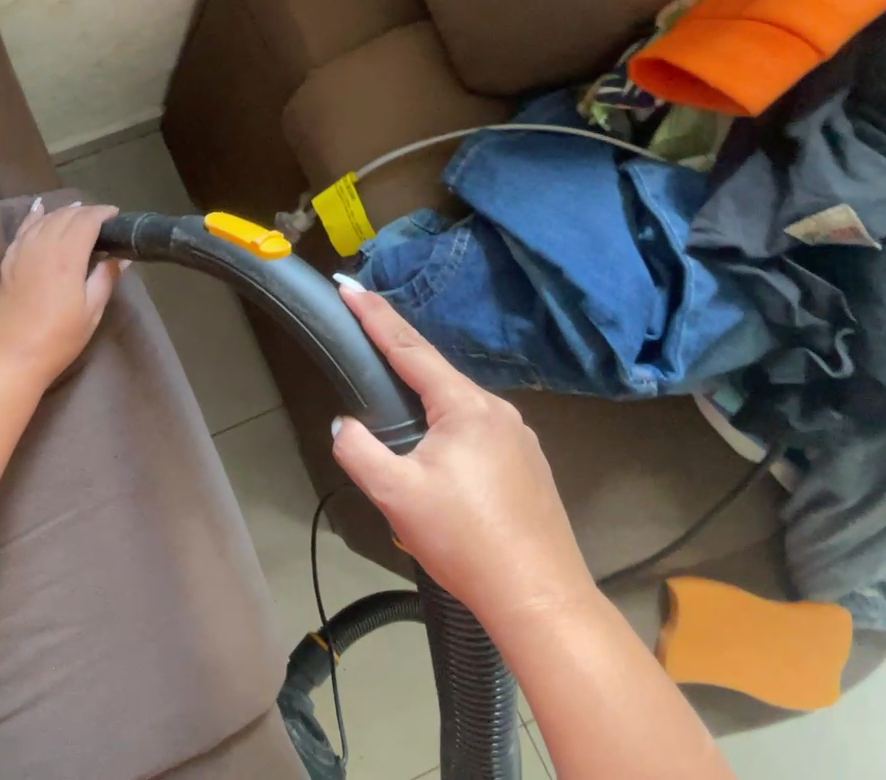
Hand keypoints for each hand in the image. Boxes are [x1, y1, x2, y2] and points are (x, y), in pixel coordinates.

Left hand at [0, 201, 127, 385]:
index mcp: (66, 257)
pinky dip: (33, 217)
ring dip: (61, 213)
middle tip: (101, 219)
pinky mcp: (6, 262)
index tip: (116, 216)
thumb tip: (121, 257)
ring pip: (42, 220)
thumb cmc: (57, 339)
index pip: (86, 221)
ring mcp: (20, 252)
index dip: (102, 214)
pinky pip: (22, 231)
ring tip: (76, 212)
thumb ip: (105, 279)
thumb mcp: (91, 312)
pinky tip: (38, 210)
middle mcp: (42, 246)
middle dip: (84, 212)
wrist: (10, 357)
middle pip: (64, 216)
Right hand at [328, 280, 594, 628]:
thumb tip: (345, 426)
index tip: (350, 286)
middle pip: (435, 379)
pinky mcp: (529, 469)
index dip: (375, 316)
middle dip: (397, 371)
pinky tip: (438, 476)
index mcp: (466, 407)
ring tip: (399, 449)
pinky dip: (447, 442)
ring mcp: (520, 441)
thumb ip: (358, 451)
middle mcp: (499, 412)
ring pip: (456, 413)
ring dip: (423, 418)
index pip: (409, 348)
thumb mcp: (395, 494)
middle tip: (364, 361)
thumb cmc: (465, 540)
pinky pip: (476, 439)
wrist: (540, 599)